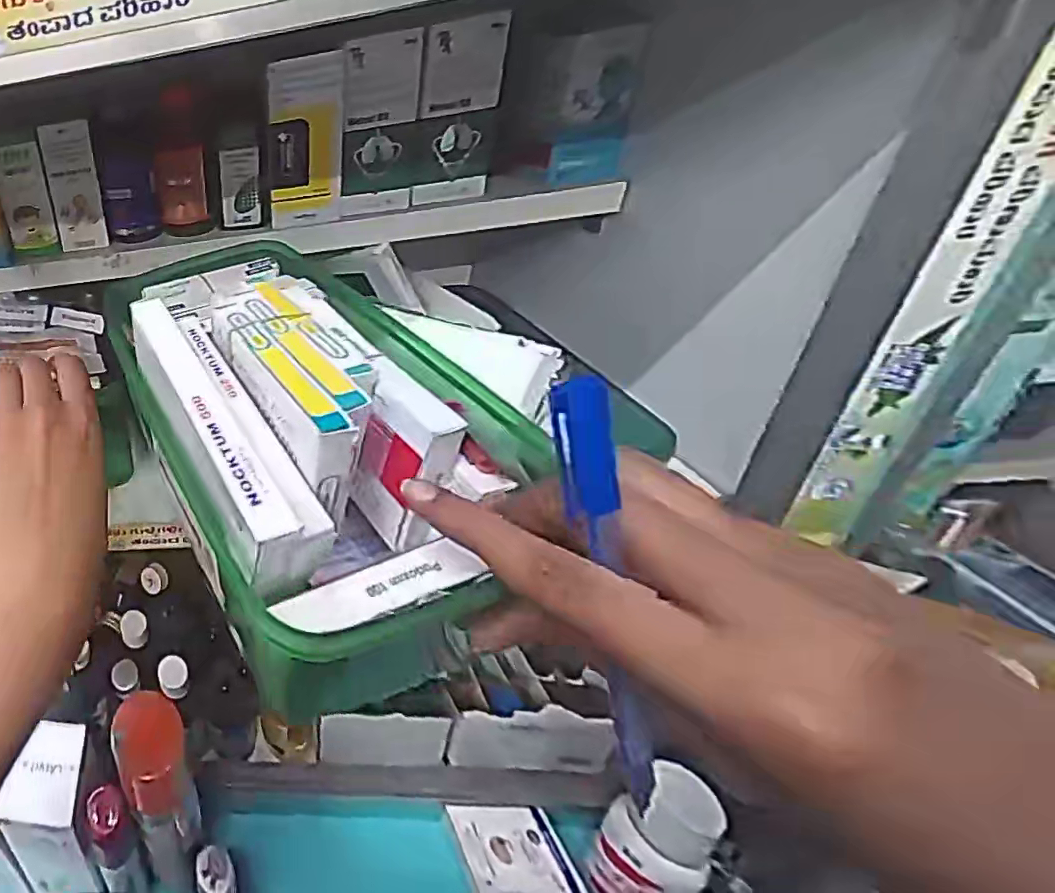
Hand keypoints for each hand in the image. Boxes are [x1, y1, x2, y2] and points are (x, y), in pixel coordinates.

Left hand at [0, 354, 106, 656]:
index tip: (54, 368)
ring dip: (3, 379)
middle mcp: (45, 413)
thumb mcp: (93, 477)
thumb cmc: (76, 537)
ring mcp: (7, 425)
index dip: (60, 364)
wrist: (38, 565)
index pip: (72, 367)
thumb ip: (77, 442)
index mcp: (83, 423)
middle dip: (29, 370)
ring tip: (1, 394)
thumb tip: (62, 432)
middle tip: (24, 384)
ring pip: (3, 374)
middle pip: (32, 365)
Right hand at [401, 453, 1053, 892]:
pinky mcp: (821, 548)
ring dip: (576, 498)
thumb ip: (615, 667)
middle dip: (533, 499)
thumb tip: (515, 618)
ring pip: (651, 485)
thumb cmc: (881, 823)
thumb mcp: (730, 760)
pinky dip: (631, 519)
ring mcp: (808, 562)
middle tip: (493, 526)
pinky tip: (628, 559)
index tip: (427, 496)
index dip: (486, 532)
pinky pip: (694, 510)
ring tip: (543, 533)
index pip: (579, 581)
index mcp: (754, 682)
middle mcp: (779, 602)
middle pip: (609, 502)